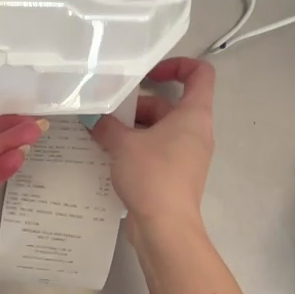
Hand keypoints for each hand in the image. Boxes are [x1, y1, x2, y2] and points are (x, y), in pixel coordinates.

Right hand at [90, 57, 216, 243]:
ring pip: (160, 132)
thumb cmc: (152, 176)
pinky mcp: (176, 178)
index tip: (149, 72)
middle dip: (138, 107)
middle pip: (169, 106)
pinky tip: (111, 159)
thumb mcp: (123, 145)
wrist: (165, 228)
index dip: (177, 65)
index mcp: (194, 115)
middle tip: (109, 114)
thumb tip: (94, 118)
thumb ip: (107, 126)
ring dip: (133, 131)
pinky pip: (156, 154)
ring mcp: (188, 158)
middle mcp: (196, 133)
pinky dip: (136, 151)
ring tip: (103, 137)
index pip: (200, 74)